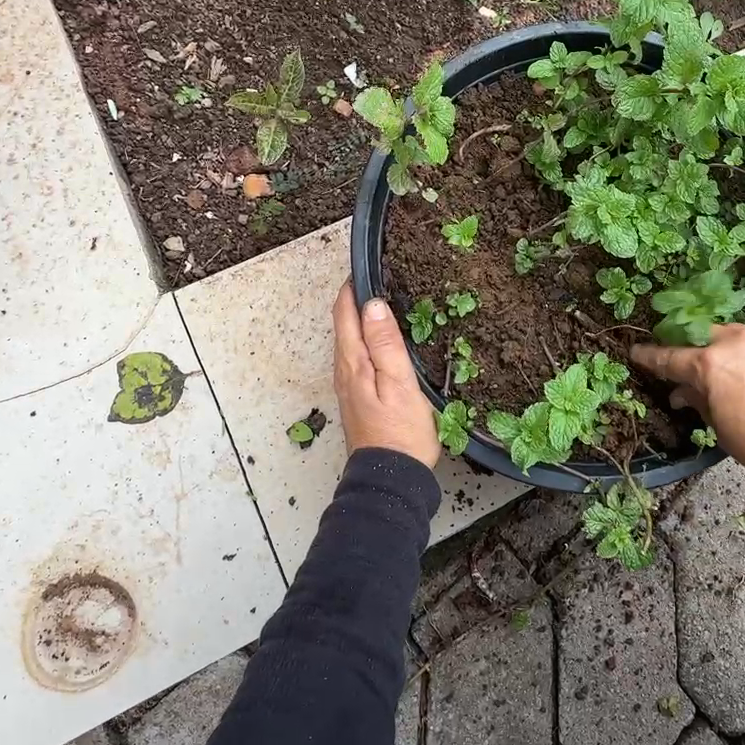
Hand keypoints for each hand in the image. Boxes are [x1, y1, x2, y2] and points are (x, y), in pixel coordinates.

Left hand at [331, 283, 440, 468]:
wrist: (390, 478)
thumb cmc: (401, 432)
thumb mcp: (399, 383)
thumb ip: (385, 344)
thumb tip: (373, 305)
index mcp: (353, 362)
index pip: (344, 313)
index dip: (352, 288)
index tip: (368, 267)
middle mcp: (344, 371)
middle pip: (343, 325)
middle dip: (356, 299)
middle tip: (381, 278)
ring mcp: (349, 385)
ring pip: (350, 341)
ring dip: (362, 319)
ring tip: (385, 302)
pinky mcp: (358, 397)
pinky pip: (358, 356)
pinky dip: (366, 339)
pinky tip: (384, 340)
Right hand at [631, 324, 744, 491]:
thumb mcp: (718, 426)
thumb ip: (696, 399)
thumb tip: (681, 392)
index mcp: (709, 364)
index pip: (670, 357)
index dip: (650, 357)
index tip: (636, 353)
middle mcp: (732, 341)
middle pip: (698, 337)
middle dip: (686, 349)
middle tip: (681, 364)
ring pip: (726, 335)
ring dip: (715, 348)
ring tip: (716, 369)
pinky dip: (741, 351)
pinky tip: (744, 370)